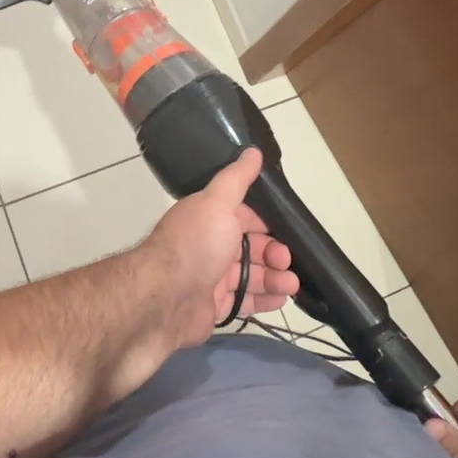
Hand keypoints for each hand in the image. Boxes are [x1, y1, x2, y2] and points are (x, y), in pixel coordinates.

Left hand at [139, 148, 300, 347]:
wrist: (165, 298)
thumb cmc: (195, 245)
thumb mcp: (217, 202)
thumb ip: (237, 178)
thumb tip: (253, 151)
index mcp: (210, 218)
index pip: (246, 217)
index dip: (268, 224)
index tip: (289, 231)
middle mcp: (210, 246)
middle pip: (252, 248)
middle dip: (275, 254)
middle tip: (287, 262)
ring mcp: (212, 278)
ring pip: (252, 275)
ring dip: (275, 278)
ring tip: (292, 285)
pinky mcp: (215, 306)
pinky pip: (246, 301)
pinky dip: (265, 299)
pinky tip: (281, 298)